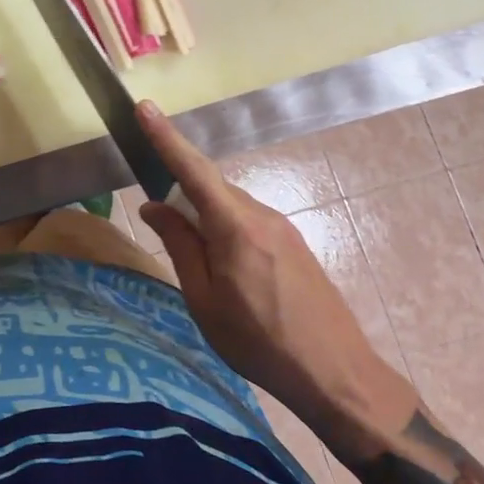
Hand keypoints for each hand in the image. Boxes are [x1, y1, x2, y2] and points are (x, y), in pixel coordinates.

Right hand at [134, 101, 417, 459]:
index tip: (144, 107)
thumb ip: (179, 246)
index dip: (165, 138)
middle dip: (178, 190)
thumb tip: (154, 206)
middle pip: (209, 187)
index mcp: (235, 228)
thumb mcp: (204, 300)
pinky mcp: (293, 244)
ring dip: (202, 216)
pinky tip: (221, 265)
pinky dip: (222, 228)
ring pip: (228, 205)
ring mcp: (282, 228)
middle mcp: (262, 216)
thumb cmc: (260, 343)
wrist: (339, 377)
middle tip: (155, 218)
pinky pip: (246, 220)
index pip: (192, 169)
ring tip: (192, 259)